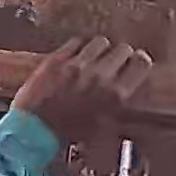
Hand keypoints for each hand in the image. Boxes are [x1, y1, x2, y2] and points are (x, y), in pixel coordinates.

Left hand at [11, 37, 153, 144]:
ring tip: (94, 57)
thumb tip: (125, 90)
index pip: (141, 64)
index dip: (140, 61)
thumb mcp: (103, 125)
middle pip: (122, 49)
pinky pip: (76, 42)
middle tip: (114, 61)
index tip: (136, 61)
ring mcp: (77, 65)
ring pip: (100, 42)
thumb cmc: (67, 133)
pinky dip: (78, 48)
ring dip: (100, 49)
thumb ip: (117, 104)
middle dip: (120, 54)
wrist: (34, 130)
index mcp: (116, 95)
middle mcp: (100, 76)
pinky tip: (76, 57)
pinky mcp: (57, 59)